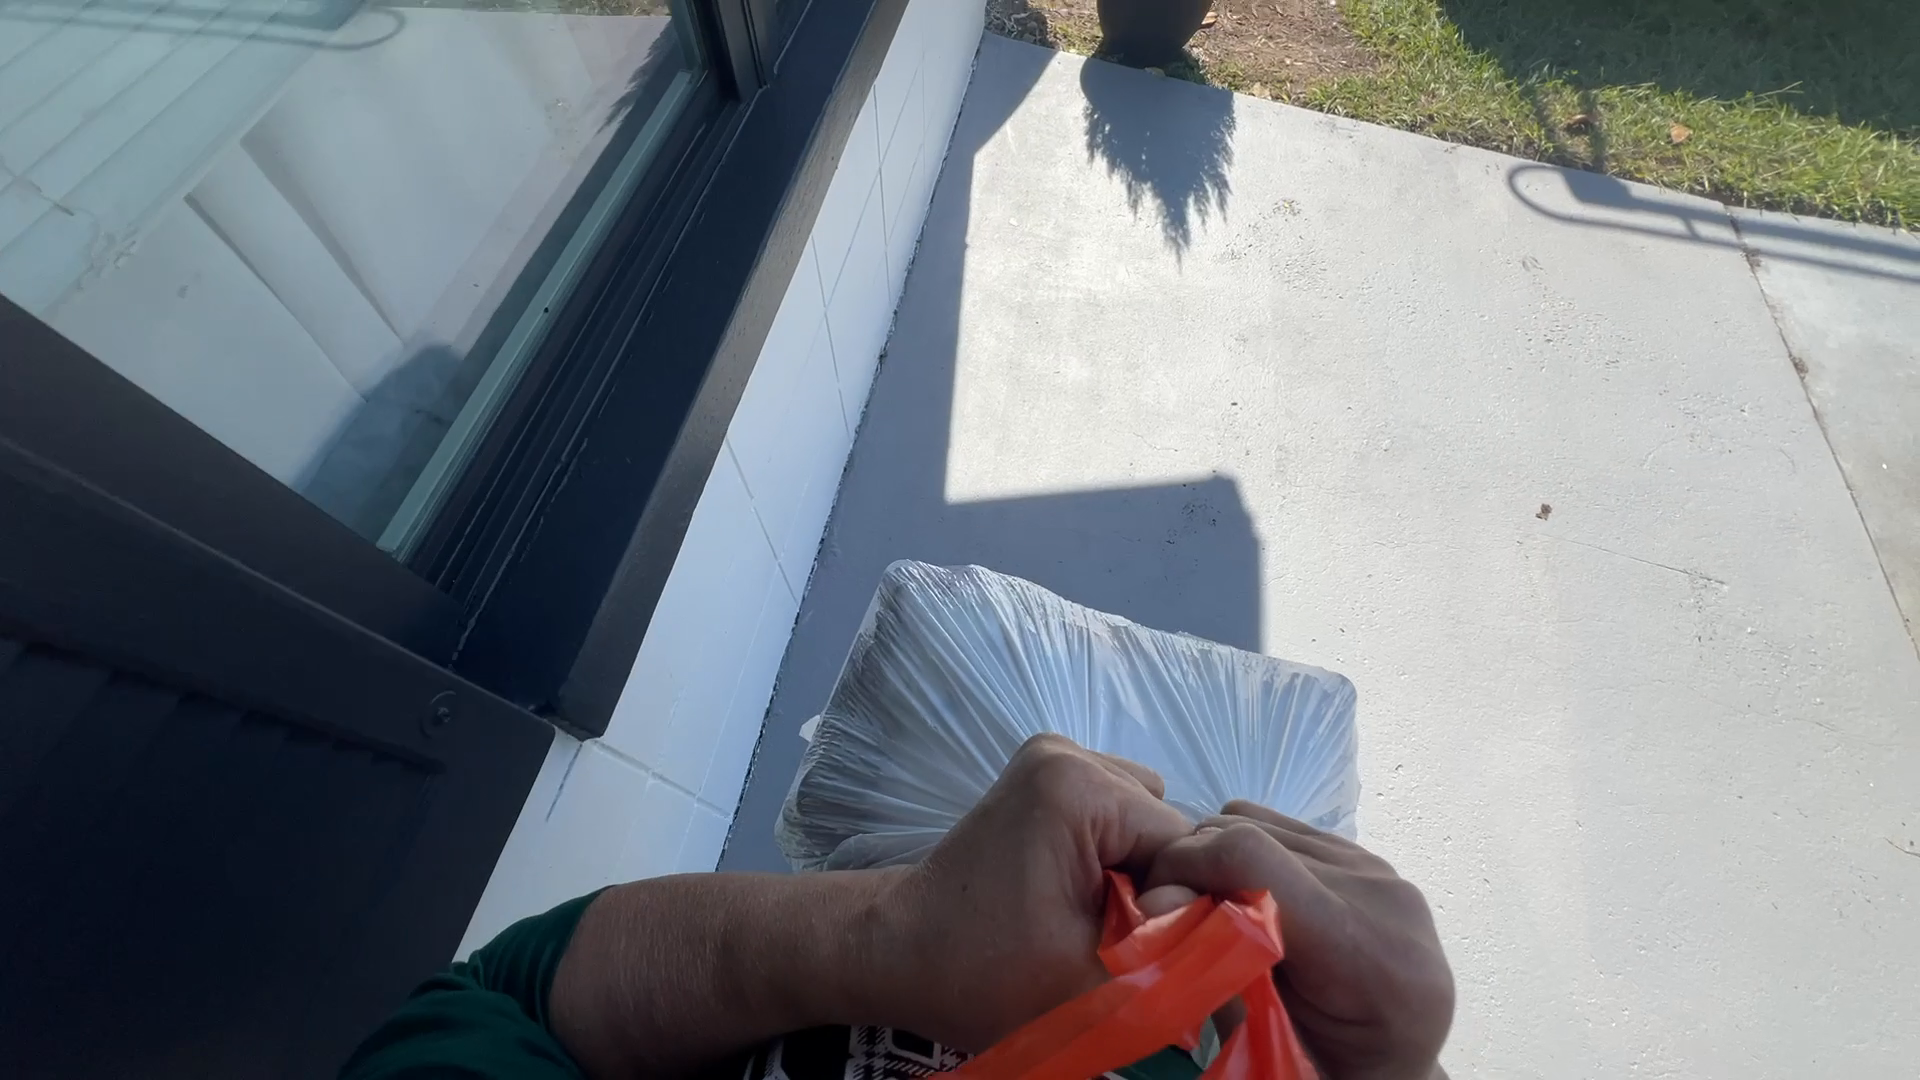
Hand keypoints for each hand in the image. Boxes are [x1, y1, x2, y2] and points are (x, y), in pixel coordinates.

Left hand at [867, 733, 1191, 1050]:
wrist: (903, 944)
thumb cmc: (985, 968)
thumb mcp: (1097, 983)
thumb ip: (1182, 964)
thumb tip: (1252, 956)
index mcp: (1079, 785)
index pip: (1184, 844)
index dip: (1181, 907)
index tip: (1149, 951)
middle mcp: (1067, 752)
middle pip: (1164, 825)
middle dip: (1157, 885)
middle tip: (1113, 933)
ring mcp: (1051, 754)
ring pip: (1142, 817)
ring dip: (1135, 867)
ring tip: (1090, 909)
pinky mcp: (1042, 772)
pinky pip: (1112, 809)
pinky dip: (1110, 850)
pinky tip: (1076, 885)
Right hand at [1143, 801, 1452, 1079]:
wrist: (1394, 1071)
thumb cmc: (1330, 1074)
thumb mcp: (1269, 1049)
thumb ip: (1213, 973)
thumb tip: (1153, 900)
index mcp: (1367, 953)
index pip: (1252, 858)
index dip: (1184, 864)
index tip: (1150, 903)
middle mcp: (1379, 894)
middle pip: (1246, 833)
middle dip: (1190, 865)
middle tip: (1173, 915)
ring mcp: (1373, 865)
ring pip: (1252, 820)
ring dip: (1214, 857)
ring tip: (1214, 910)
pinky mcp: (1358, 852)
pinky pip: (1272, 822)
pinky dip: (1240, 852)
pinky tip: (1248, 896)